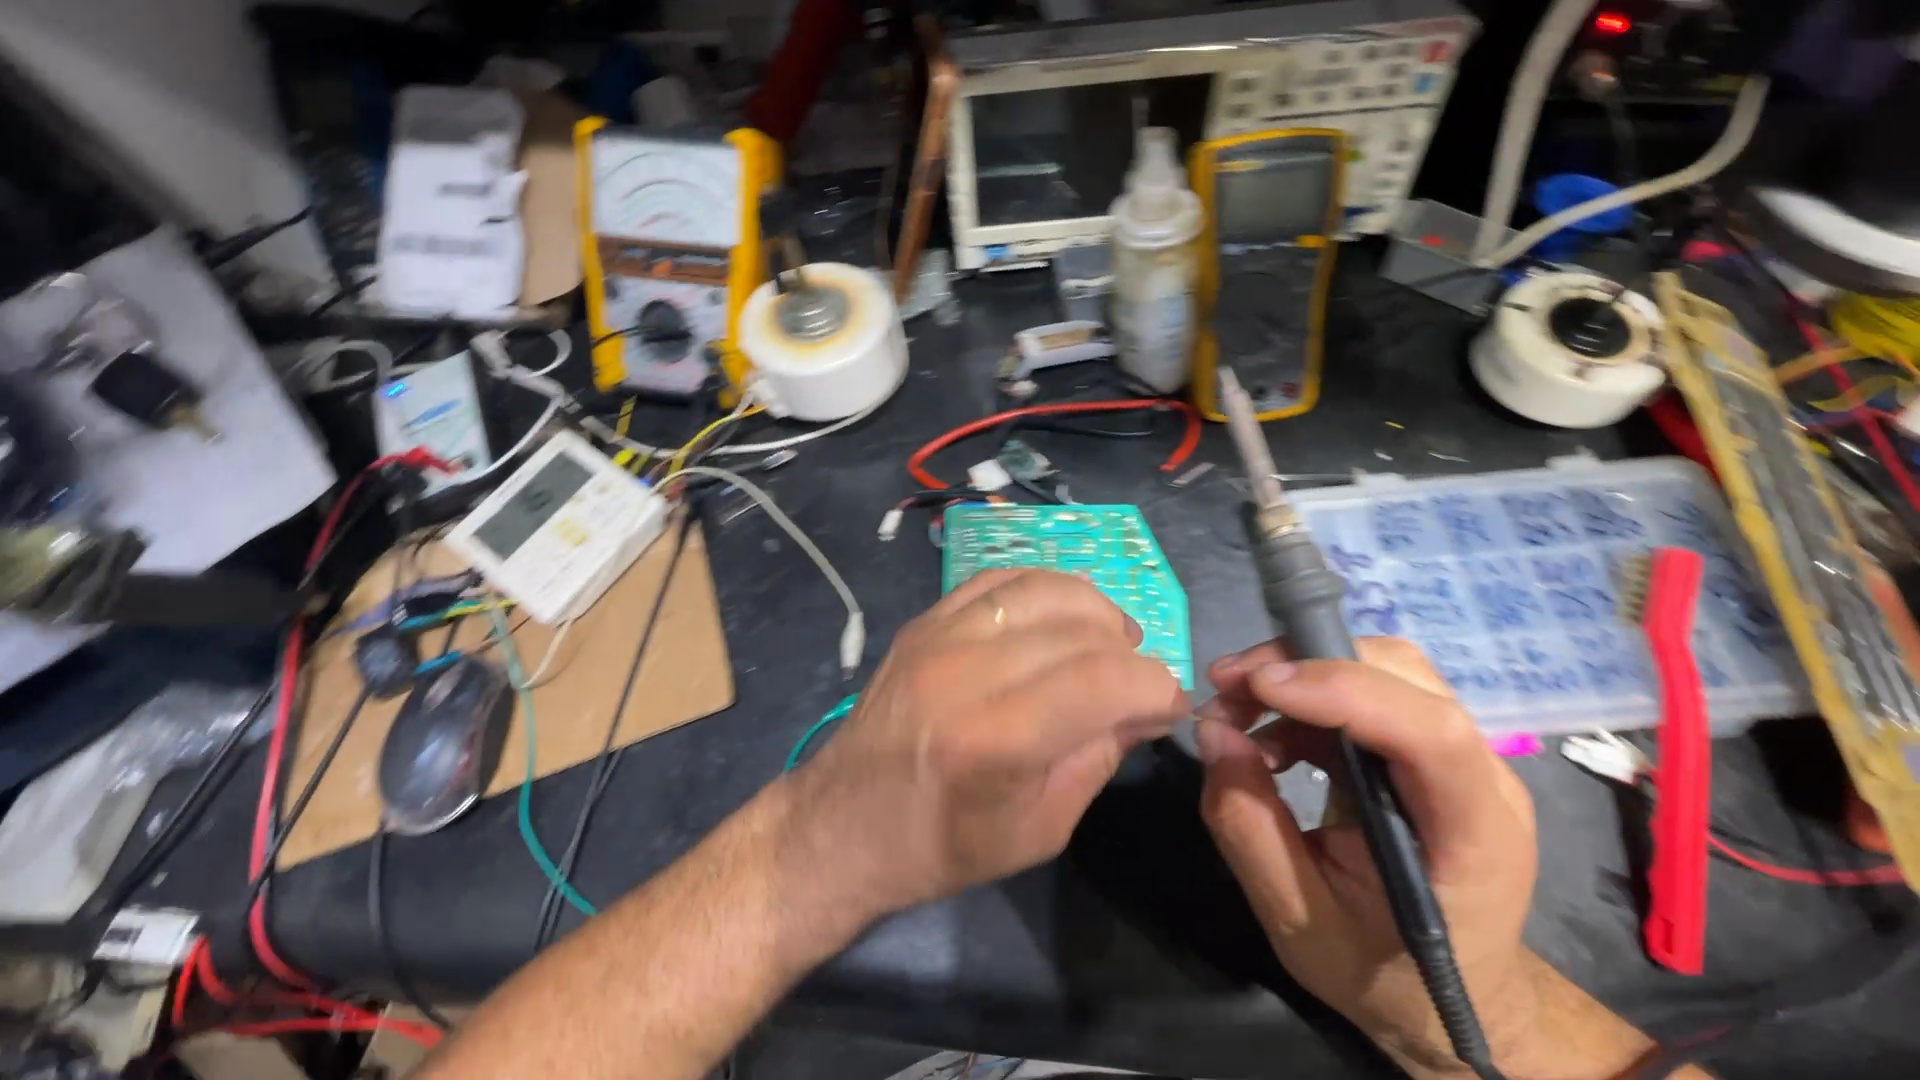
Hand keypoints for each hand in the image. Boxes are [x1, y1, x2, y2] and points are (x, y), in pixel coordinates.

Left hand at [790, 568, 1187, 916]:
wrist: (845, 824)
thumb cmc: (945, 844)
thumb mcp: (1041, 828)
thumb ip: (1100, 757)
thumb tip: (1150, 708)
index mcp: (998, 736)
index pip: (1106, 680)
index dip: (1157, 688)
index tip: (1170, 706)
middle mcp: (967, 670)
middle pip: (1082, 629)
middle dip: (1132, 655)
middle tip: (1141, 684)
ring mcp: (939, 635)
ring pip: (1044, 588)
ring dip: (1094, 611)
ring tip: (1110, 642)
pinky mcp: (924, 621)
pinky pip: (999, 578)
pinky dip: (1043, 590)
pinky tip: (1059, 617)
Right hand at [1195, 637, 1537, 1077]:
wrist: (1442, 997)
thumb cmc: (1380, 972)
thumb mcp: (1296, 919)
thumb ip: (1250, 826)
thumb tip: (1214, 733)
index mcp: (1474, 834)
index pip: (1429, 731)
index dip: (1342, 691)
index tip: (1256, 686)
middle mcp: (1481, 777)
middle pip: (1403, 676)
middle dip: (1305, 663)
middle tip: (1226, 687)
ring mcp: (1458, 757)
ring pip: (1382, 671)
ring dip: (1298, 675)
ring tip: (1232, 712)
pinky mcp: (1425, 751)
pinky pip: (1365, 695)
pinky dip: (1304, 700)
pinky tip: (1266, 740)